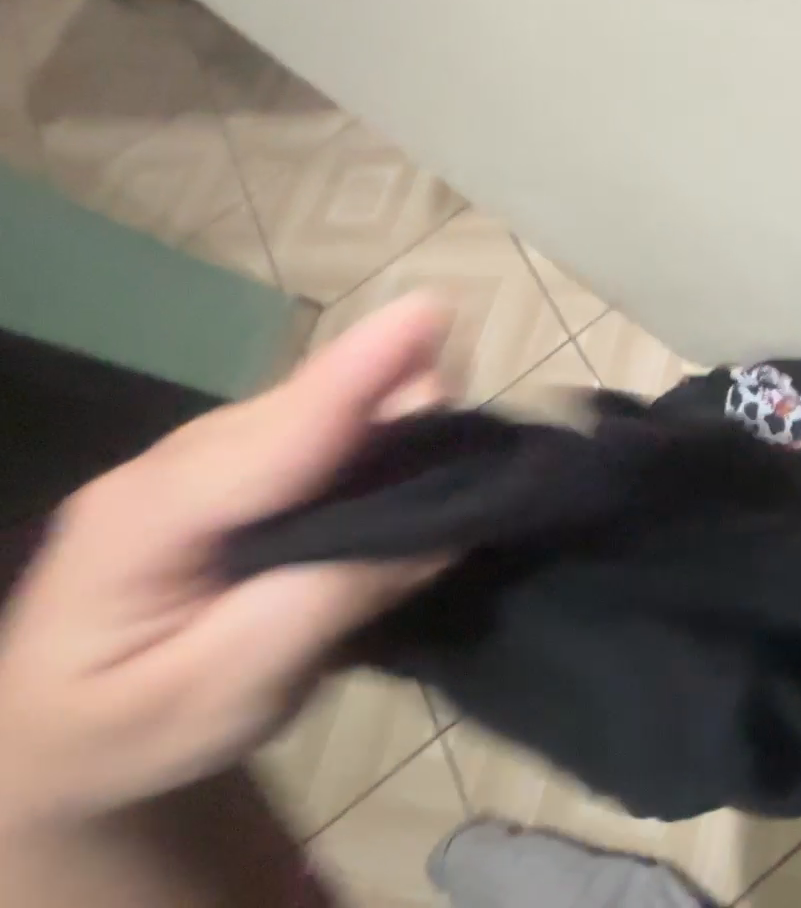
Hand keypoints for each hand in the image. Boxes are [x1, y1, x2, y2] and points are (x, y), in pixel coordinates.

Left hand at [0, 293, 454, 827]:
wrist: (64, 749)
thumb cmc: (136, 732)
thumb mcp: (232, 689)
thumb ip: (329, 600)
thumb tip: (442, 528)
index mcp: (148, 522)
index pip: (276, 434)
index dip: (357, 371)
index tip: (430, 310)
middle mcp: (172, 471)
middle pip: (305, 408)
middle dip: (393, 391)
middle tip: (476, 437)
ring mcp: (199, 466)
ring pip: (315, 412)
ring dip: (391, 412)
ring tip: (452, 449)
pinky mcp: (231, 475)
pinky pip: (316, 430)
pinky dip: (374, 430)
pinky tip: (404, 455)